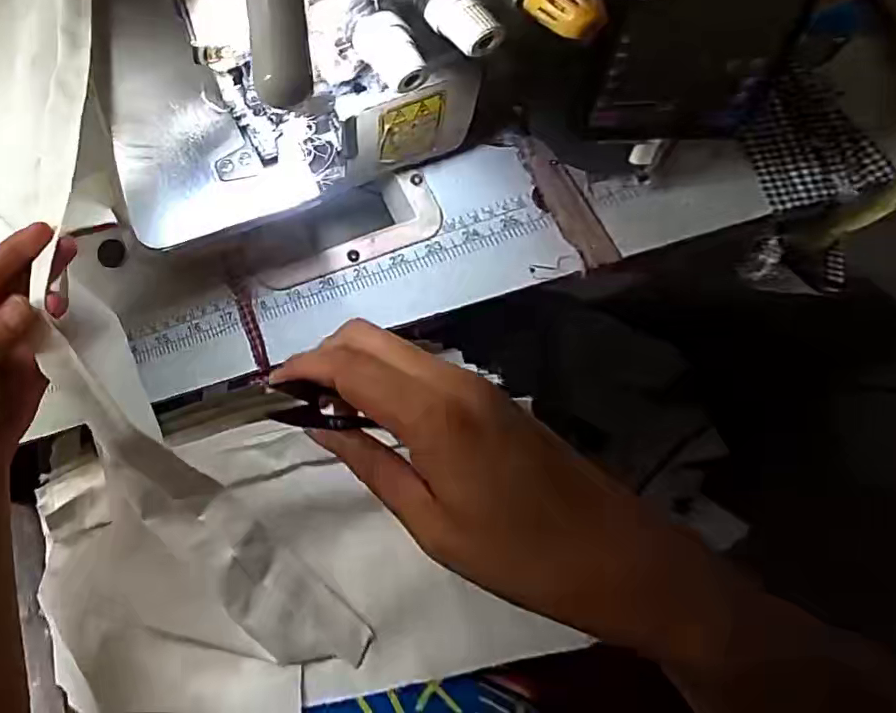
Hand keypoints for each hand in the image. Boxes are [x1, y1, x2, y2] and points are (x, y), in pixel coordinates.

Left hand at [0, 223, 75, 482]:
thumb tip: (26, 303)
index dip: (17, 249)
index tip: (44, 231)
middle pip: (20, 279)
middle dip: (42, 261)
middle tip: (67, 245)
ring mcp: (16, 338)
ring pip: (40, 303)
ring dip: (54, 291)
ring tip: (65, 287)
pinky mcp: (36, 361)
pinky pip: (53, 333)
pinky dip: (63, 322)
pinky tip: (66, 316)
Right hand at [272, 320, 763, 675]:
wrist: (626, 560)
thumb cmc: (523, 558)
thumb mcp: (432, 525)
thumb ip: (370, 464)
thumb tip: (319, 427)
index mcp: (434, 413)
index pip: (348, 365)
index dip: (301, 368)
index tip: (270, 387)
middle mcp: (449, 379)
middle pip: (365, 335)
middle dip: (320, 354)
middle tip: (296, 397)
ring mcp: (470, 379)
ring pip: (389, 343)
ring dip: (349, 360)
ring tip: (326, 405)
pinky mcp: (482, 389)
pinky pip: (413, 361)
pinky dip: (378, 371)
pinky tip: (370, 409)